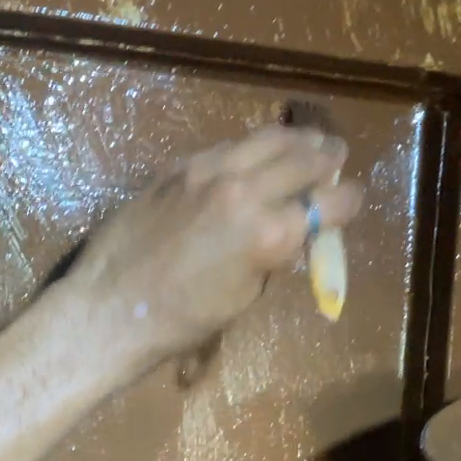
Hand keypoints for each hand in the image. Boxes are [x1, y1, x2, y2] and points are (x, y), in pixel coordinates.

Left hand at [58, 125, 362, 364]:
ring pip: (264, 138)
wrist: (109, 308)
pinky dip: (247, 148)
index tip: (350, 202)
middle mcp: (245, 190)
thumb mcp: (242, 298)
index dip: (348, 202)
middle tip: (336, 155)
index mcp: (269, 234)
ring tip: (305, 141)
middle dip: (328, 157)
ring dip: (292, 139)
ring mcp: (207, 172)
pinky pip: (225, 146)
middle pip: (304, 157)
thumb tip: (285, 236)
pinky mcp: (176, 167)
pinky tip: (250, 154)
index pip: (331, 203)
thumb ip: (271, 258)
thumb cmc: (179, 322)